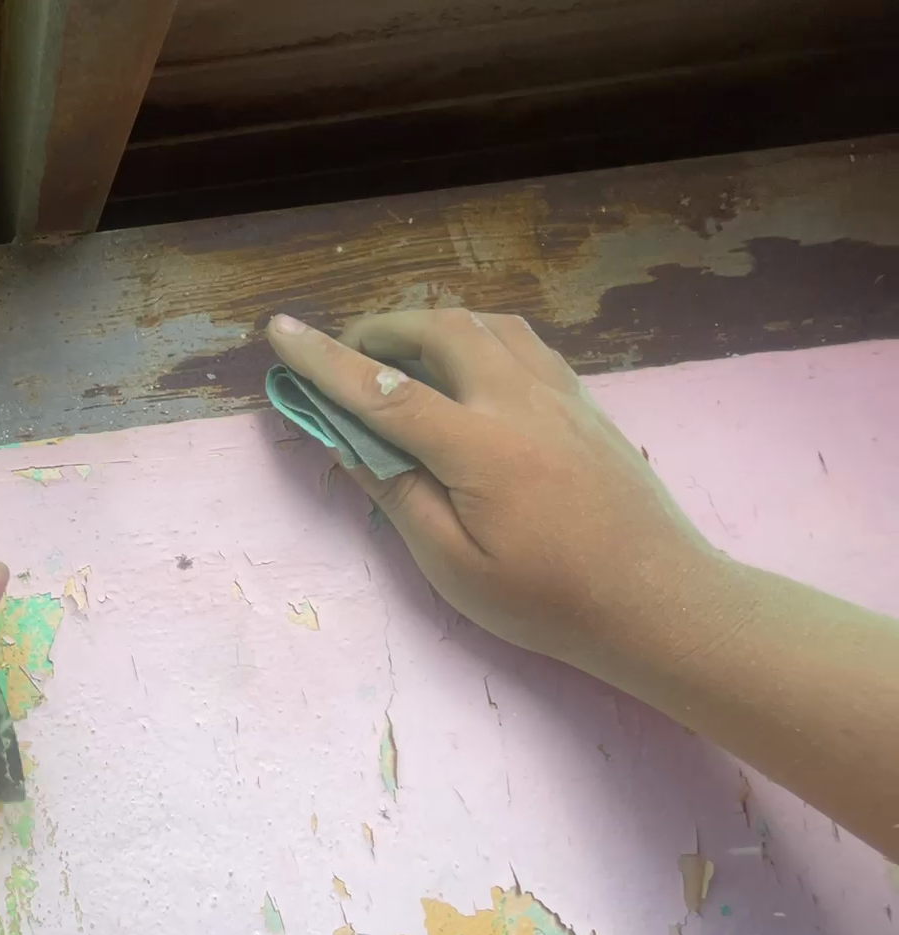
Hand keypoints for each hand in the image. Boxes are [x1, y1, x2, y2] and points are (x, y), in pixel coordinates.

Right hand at [265, 309, 729, 670]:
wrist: (661, 603)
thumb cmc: (544, 596)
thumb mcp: (449, 561)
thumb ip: (396, 493)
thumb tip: (348, 444)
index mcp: (483, 449)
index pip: (386, 392)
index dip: (325, 360)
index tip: (280, 330)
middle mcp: (523, 403)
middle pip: (443, 331)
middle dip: (381, 330)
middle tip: (344, 357)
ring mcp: (561, 396)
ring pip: (487, 325)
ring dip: (429, 328)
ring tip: (395, 360)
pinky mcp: (582, 402)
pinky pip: (520, 343)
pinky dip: (472, 338)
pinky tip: (458, 372)